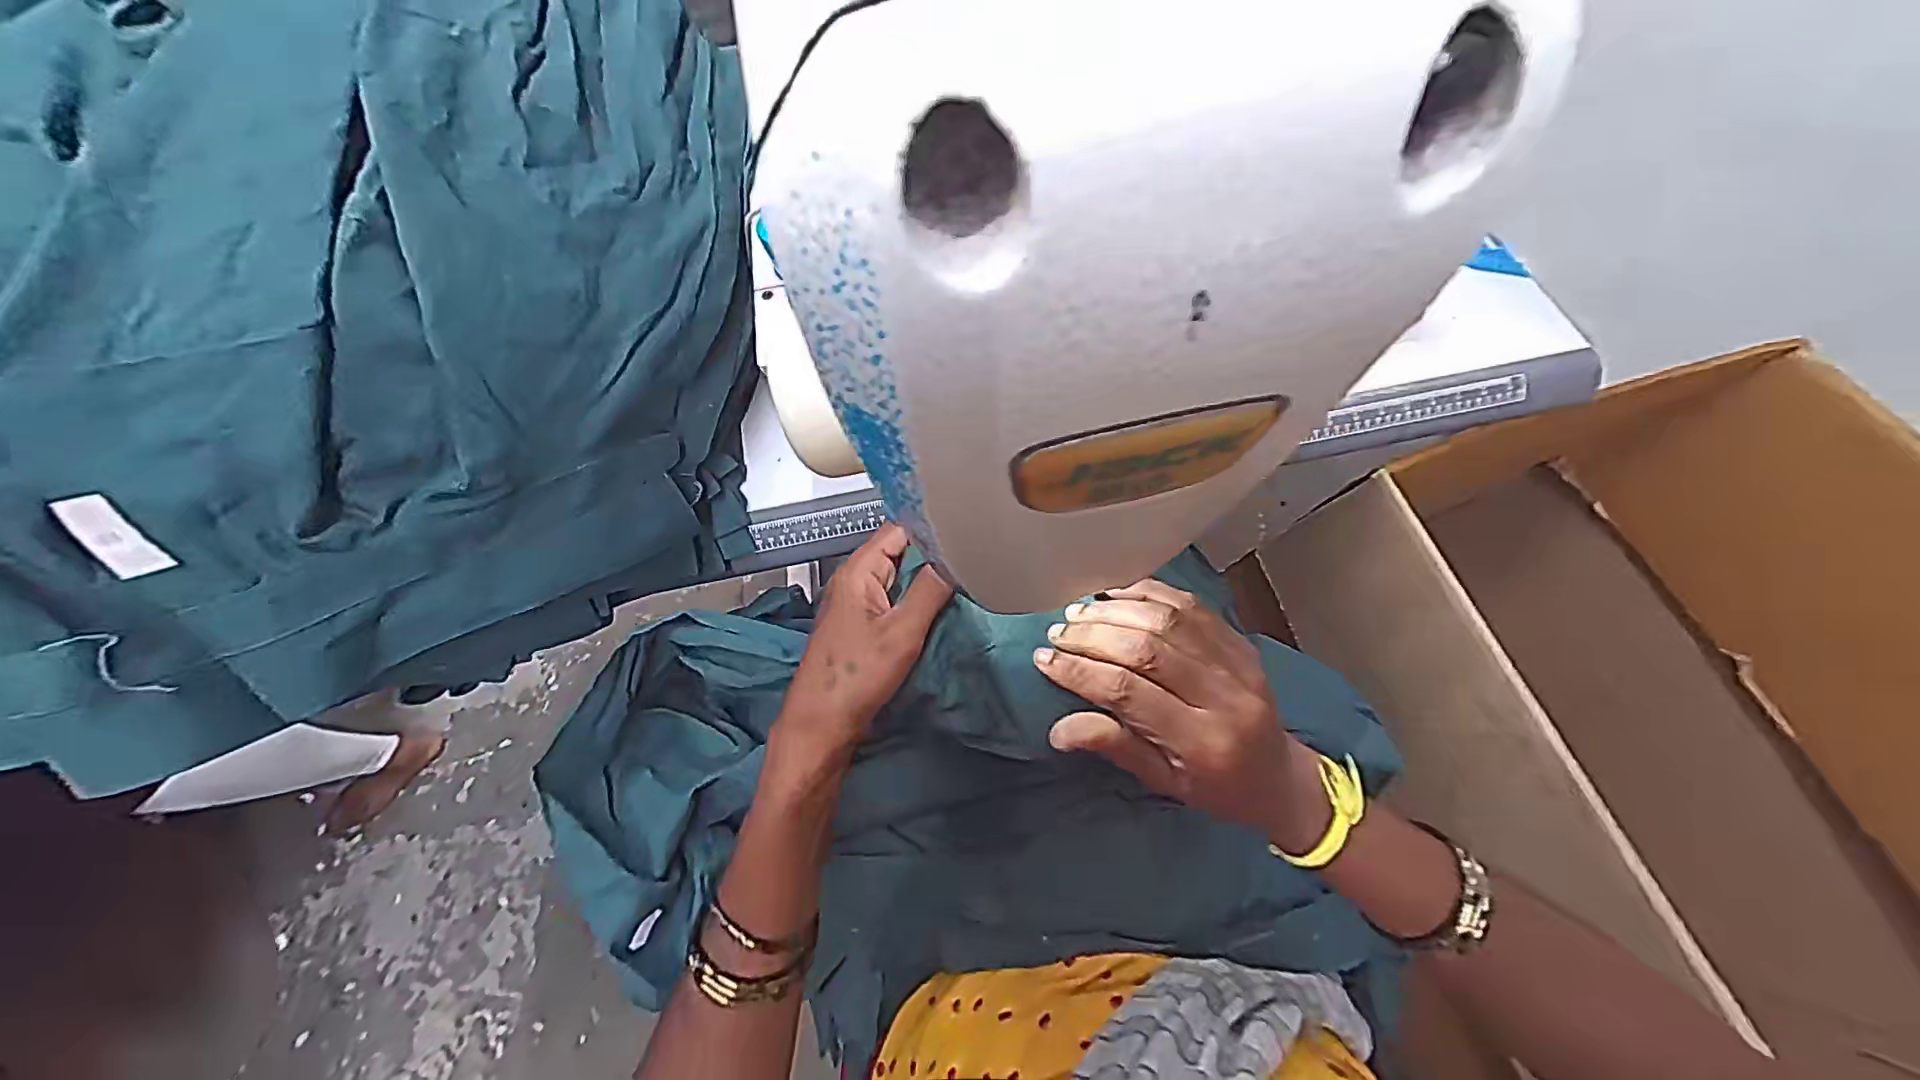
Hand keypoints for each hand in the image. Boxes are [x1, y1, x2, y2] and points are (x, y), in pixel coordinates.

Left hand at [776, 524, 953, 764]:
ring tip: (965, 569)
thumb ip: (930, 590)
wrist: (822, 724)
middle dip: (933, 549)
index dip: (930, 523)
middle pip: (899, 550)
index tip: (966, 522)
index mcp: (858, 571)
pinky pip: (895, 597)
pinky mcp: (864, 624)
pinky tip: (940, 600)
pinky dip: (916, 596)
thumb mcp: (901, 632)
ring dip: (926, 574)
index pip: (898, 529)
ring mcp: (858, 602)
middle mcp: (855, 580)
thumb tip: (956, 556)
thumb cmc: (856, 676)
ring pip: (899, 575)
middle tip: (973, 547)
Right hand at [1032, 578, 1332, 850]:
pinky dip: (1151, 593)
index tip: (1045, 660)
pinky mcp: (1243, 644)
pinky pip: (1193, 607)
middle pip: (1148, 650)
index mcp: (1202, 743)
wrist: (1283, 779)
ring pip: (1170, 621)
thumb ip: (1115, 747)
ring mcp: (1240, 665)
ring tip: (1079, 612)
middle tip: (1059, 633)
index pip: (1129, 693)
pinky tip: (1117, 594)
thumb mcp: (1163, 783)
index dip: (1081, 671)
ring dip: (1117, 610)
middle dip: (1093, 635)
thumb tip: (1058, 729)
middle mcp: (1225, 698)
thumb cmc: (1216, 788)